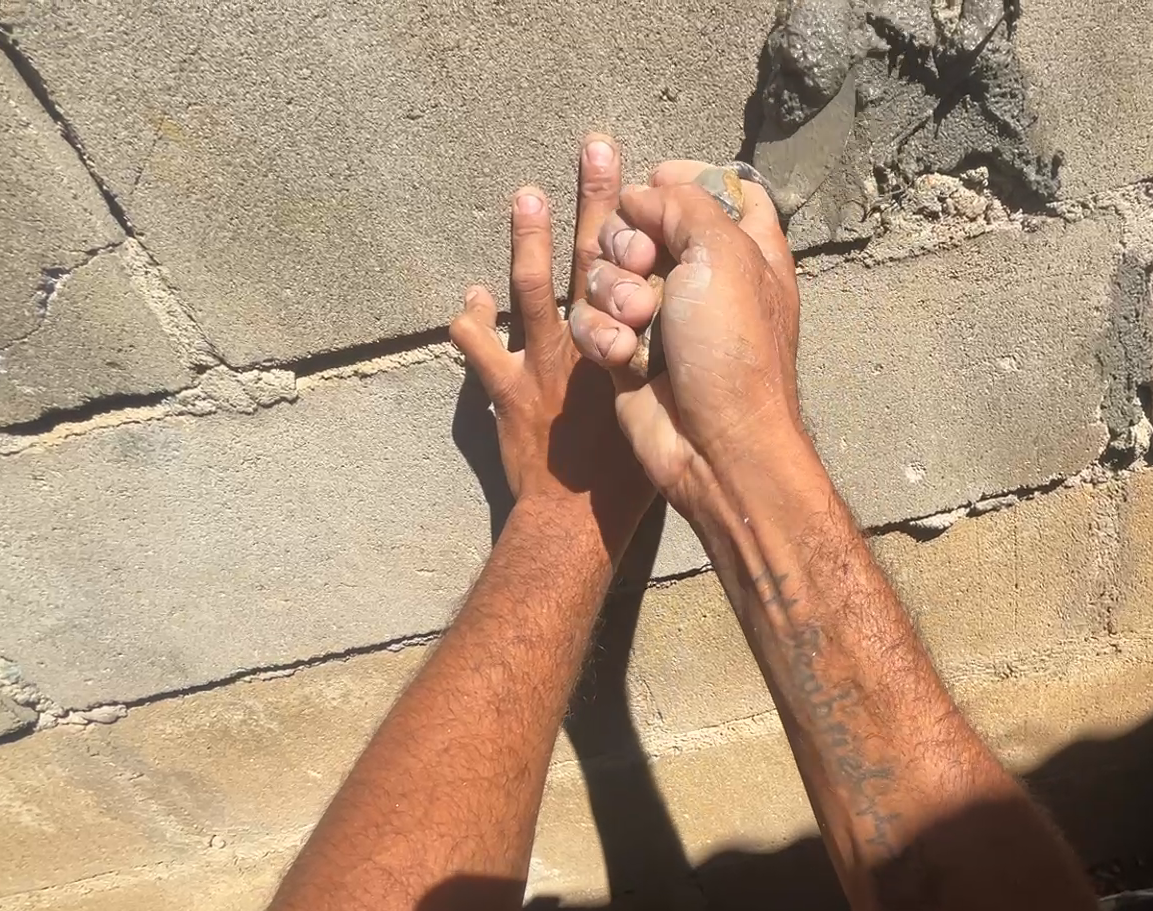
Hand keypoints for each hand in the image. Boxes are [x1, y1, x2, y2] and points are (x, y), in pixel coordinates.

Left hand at [450, 136, 654, 558]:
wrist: (578, 521)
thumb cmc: (633, 479)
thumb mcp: (667, 424)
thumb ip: (669, 382)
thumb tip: (684, 355)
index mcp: (634, 350)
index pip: (642, 272)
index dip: (641, 223)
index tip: (647, 177)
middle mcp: (591, 344)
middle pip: (594, 259)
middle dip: (598, 199)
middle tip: (595, 147)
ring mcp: (543, 362)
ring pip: (531, 288)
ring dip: (526, 239)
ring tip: (524, 194)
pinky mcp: (506, 388)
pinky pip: (478, 345)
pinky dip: (469, 319)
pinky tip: (468, 299)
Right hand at [566, 160, 803, 521]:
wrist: (716, 445)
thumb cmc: (733, 349)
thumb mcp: (724, 254)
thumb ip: (683, 204)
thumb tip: (643, 195)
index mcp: (745, 250)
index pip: (722, 189)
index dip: (685, 178)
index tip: (658, 182)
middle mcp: (703, 280)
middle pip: (643, 224)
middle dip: (628, 239)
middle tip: (640, 263)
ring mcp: (663, 317)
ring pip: (605, 271)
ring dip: (612, 291)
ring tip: (638, 321)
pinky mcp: (627, 352)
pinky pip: (590, 321)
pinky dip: (601, 334)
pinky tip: (622, 357)